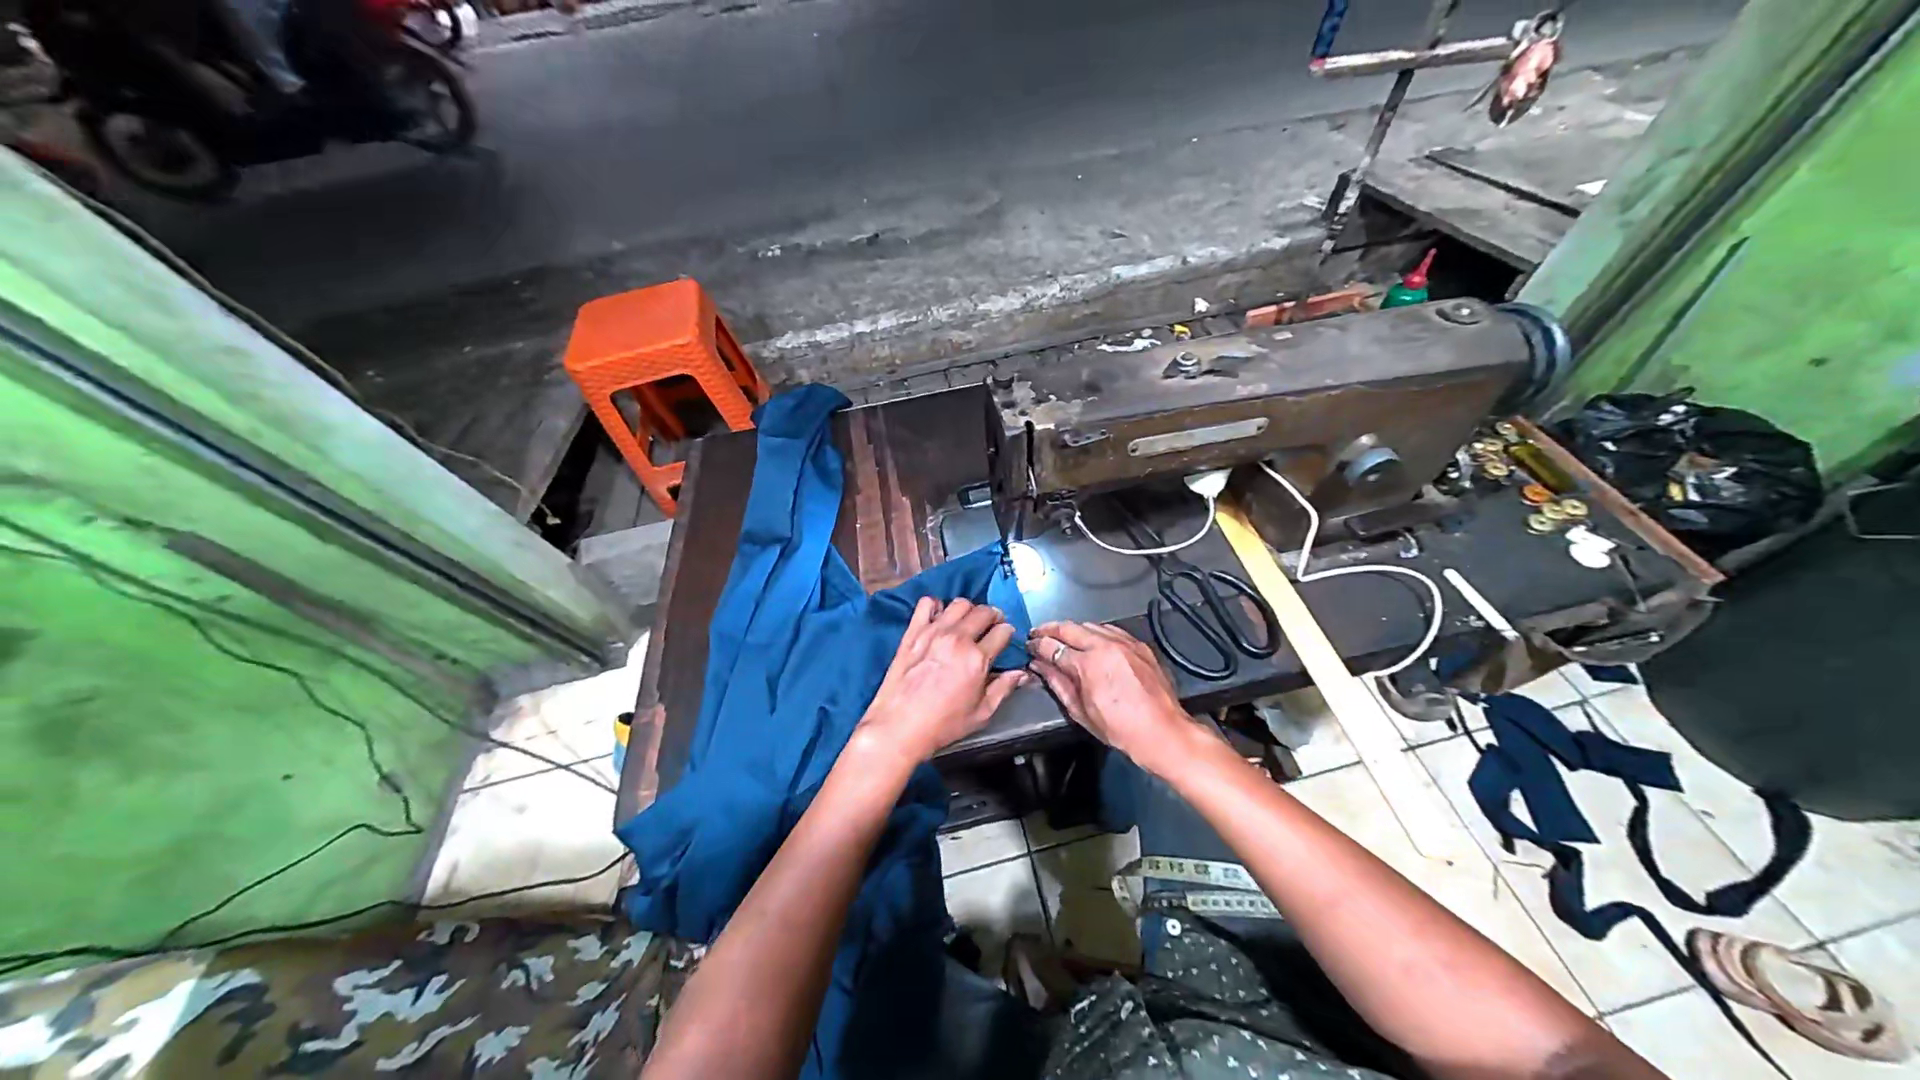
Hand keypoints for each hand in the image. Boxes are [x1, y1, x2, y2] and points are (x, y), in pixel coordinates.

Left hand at [857, 597, 1028, 765]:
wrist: (899, 726)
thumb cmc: (942, 724)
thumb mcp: (981, 714)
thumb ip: (1003, 689)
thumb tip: (1020, 674)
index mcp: (977, 659)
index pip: (1002, 631)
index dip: (1007, 633)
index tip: (1005, 638)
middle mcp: (957, 639)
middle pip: (984, 612)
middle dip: (993, 616)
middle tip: (991, 625)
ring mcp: (933, 632)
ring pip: (959, 604)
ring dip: (968, 610)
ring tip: (967, 621)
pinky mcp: (913, 632)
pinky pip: (926, 604)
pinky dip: (936, 606)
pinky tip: (939, 618)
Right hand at [1027, 621, 1214, 776]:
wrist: (1162, 732)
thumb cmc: (1121, 728)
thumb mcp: (1080, 711)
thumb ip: (1057, 683)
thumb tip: (1041, 666)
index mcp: (1088, 664)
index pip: (1053, 646)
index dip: (1037, 646)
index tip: (1030, 647)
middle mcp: (1106, 646)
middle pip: (1069, 627)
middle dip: (1050, 629)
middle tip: (1038, 635)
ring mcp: (1125, 643)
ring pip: (1090, 625)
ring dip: (1073, 629)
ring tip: (1063, 638)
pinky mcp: (1139, 646)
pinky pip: (1112, 630)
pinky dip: (1097, 633)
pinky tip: (1091, 641)